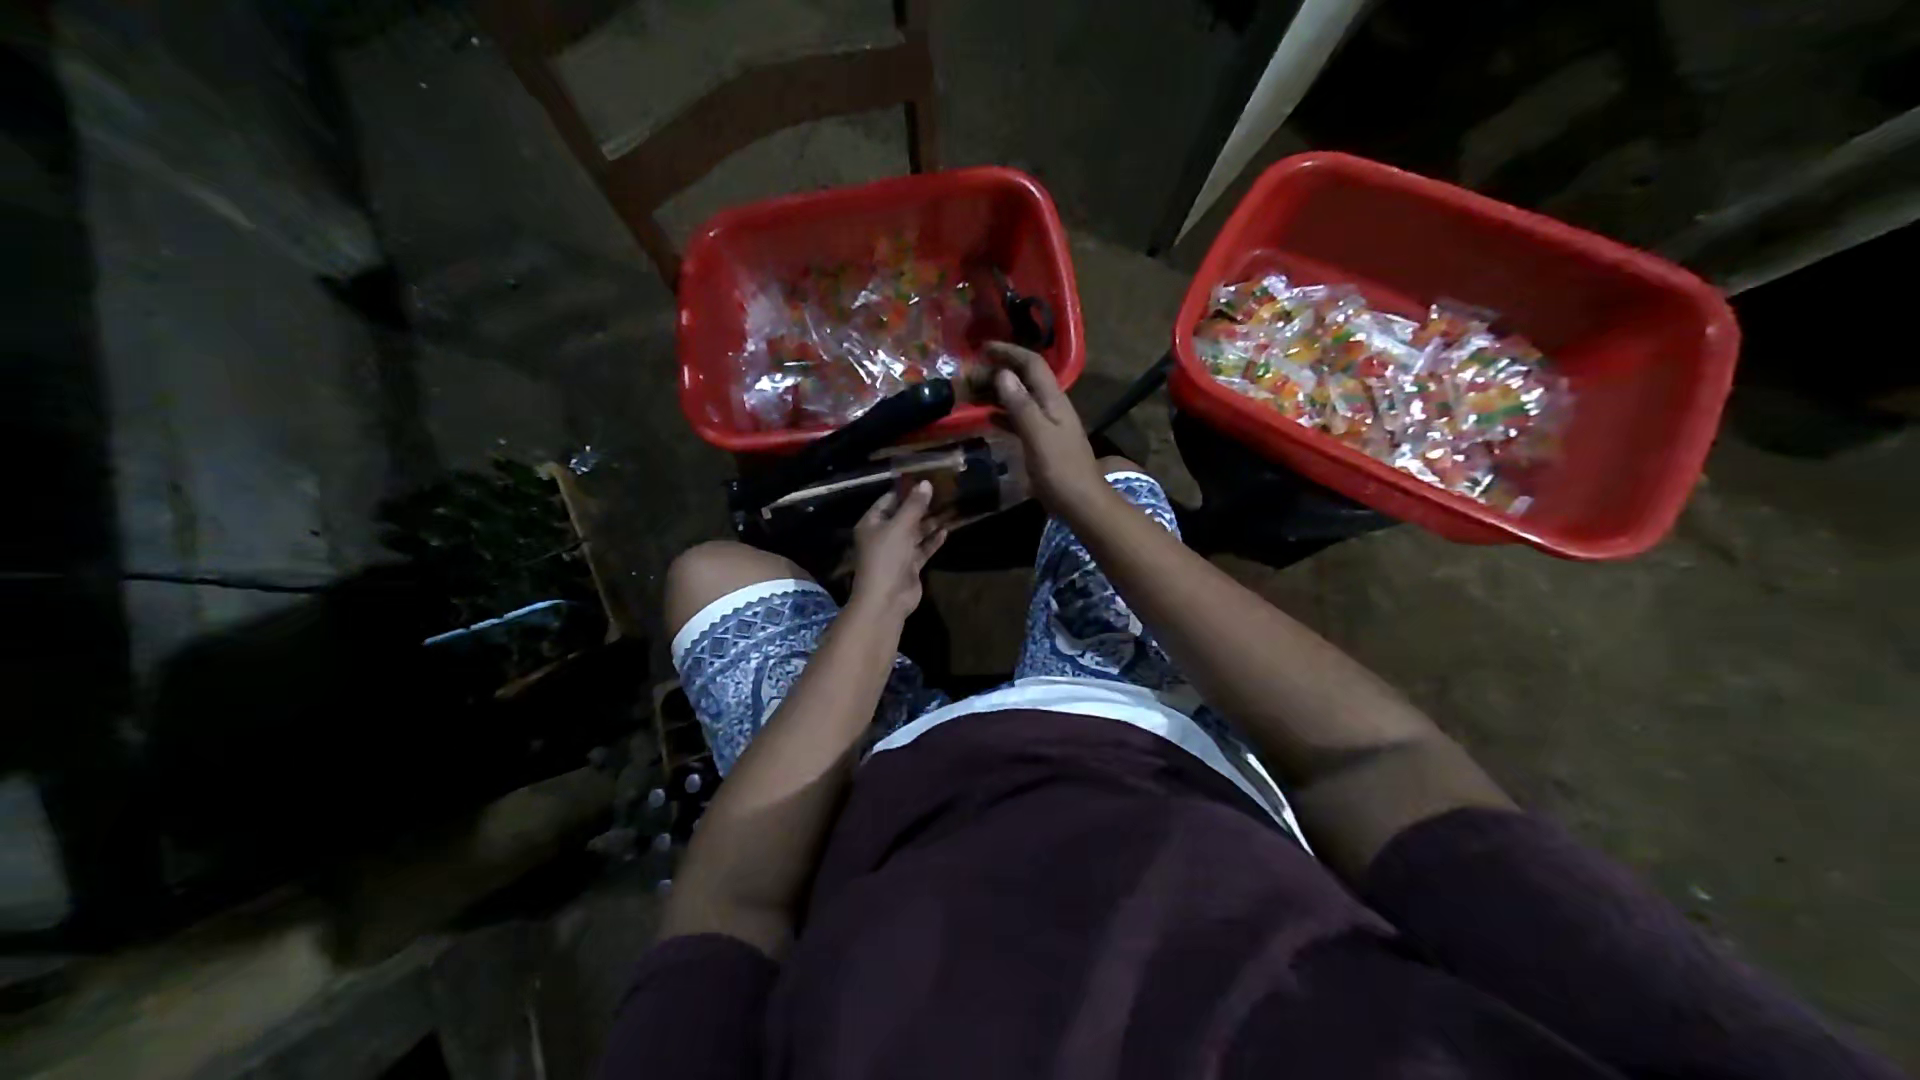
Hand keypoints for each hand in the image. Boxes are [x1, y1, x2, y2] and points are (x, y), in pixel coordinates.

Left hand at [850, 480, 949, 620]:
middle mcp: (883, 535)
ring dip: (930, 523)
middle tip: (943, 492)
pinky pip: (922, 548)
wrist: (886, 599)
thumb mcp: (900, 527)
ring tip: (949, 509)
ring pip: (915, 533)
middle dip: (921, 506)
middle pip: (903, 516)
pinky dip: (932, 541)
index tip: (925, 479)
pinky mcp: (910, 565)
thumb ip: (914, 505)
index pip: (888, 501)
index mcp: (872, 523)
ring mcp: (897, 551)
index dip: (905, 490)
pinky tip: (946, 531)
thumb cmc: (887, 557)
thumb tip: (926, 483)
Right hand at [979, 342, 1105, 514]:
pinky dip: (1002, 414)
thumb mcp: (1038, 436)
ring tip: (972, 392)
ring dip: (998, 392)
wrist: (1081, 504)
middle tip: (970, 375)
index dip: (1009, 351)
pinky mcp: (1042, 442)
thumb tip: (1003, 374)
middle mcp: (1052, 407)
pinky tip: (987, 418)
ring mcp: (1048, 425)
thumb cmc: (1061, 471)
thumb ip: (1021, 406)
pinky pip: (1019, 419)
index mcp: (1054, 401)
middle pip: (1025, 379)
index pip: (1032, 364)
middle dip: (999, 371)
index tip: (982, 348)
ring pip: (1020, 399)